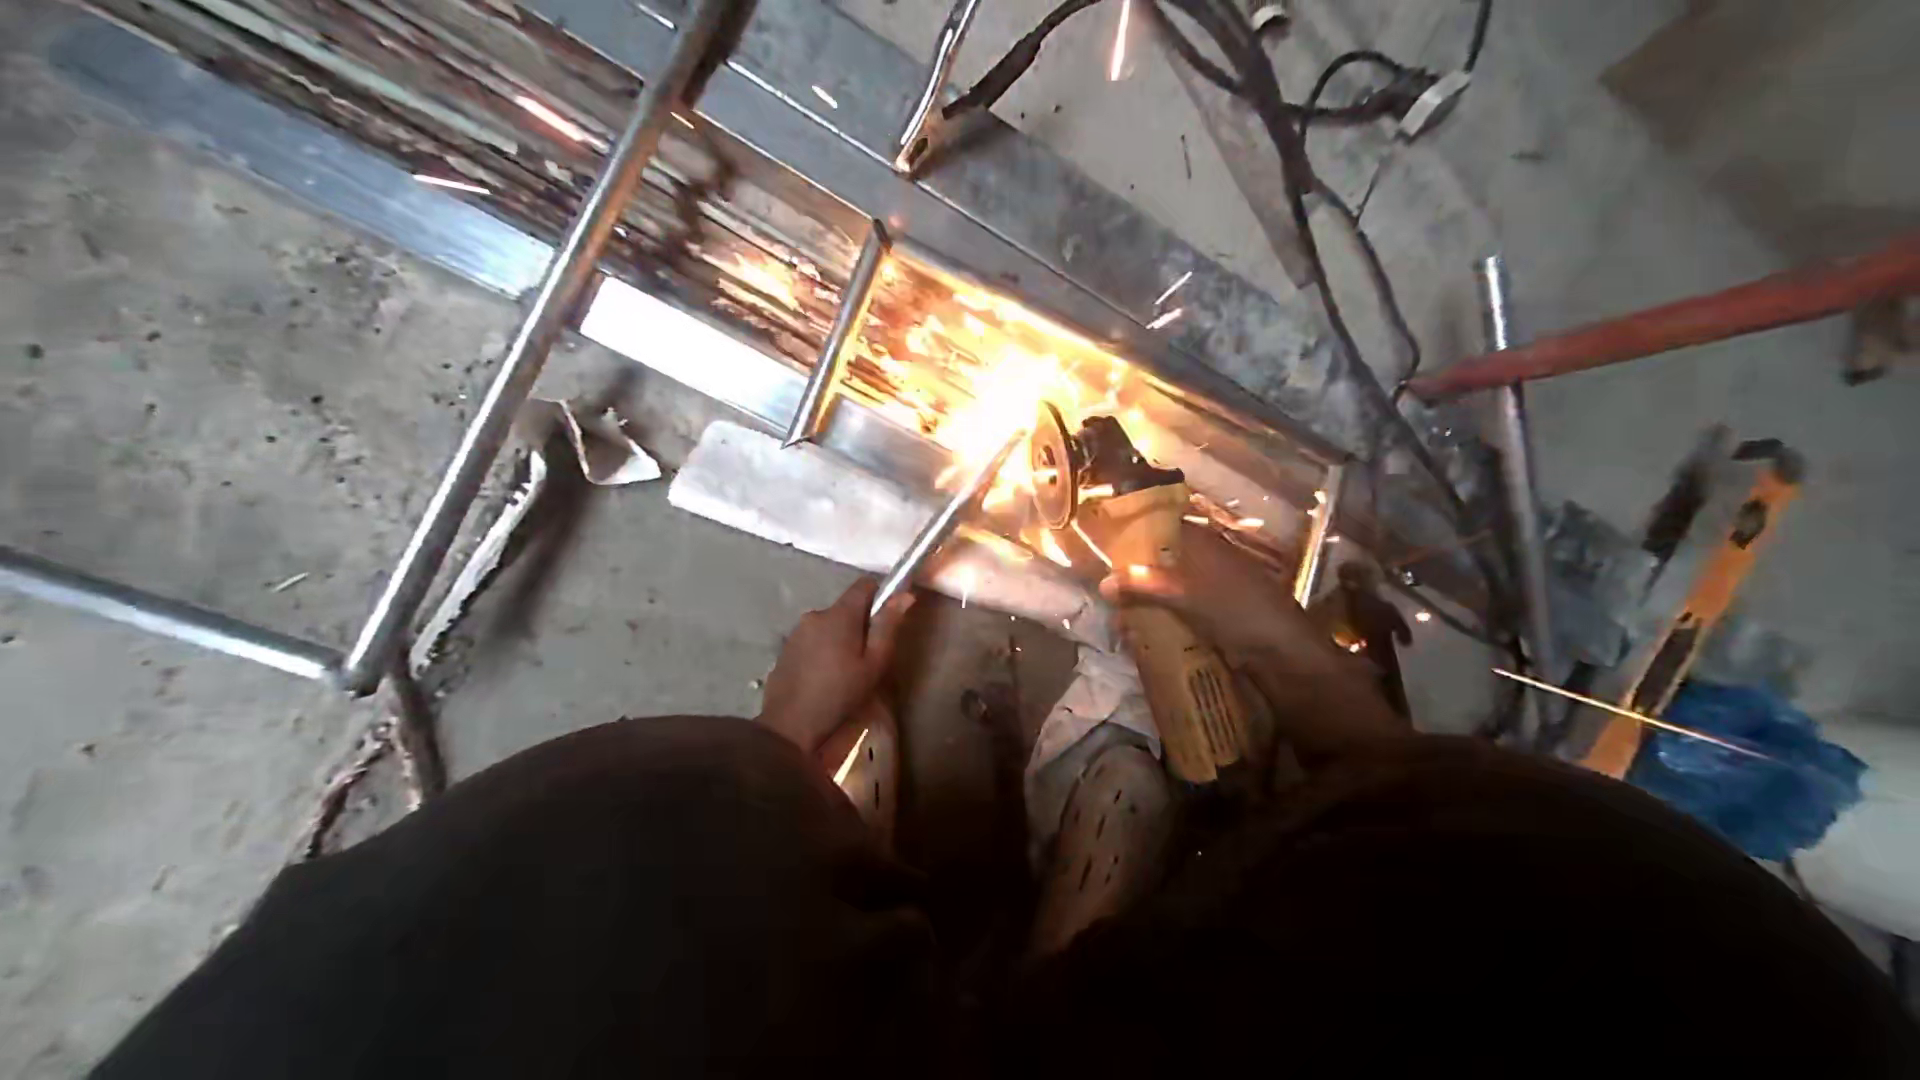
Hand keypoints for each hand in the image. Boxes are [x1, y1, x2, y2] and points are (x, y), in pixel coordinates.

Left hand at [758, 579, 914, 753]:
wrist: (789, 726)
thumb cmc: (840, 694)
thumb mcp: (874, 664)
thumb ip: (888, 626)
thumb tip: (905, 595)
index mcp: (840, 614)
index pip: (864, 584)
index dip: (880, 593)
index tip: (887, 618)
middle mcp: (816, 614)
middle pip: (846, 607)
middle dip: (860, 623)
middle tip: (869, 656)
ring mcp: (797, 631)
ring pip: (829, 624)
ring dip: (840, 637)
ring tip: (846, 670)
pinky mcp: (785, 648)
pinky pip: (813, 639)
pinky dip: (823, 649)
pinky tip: (825, 676)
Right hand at [1103, 525, 1407, 754]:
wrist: (1287, 660)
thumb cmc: (1241, 614)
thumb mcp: (1189, 597)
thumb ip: (1147, 586)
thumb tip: (1104, 580)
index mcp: (1207, 545)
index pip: (1165, 527)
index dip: (1136, 532)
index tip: (1105, 542)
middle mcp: (1209, 562)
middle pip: (1163, 560)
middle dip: (1134, 571)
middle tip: (1103, 582)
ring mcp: (1212, 591)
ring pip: (1168, 587)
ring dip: (1144, 597)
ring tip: (1116, 609)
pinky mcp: (1214, 618)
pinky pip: (1178, 611)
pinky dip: (1159, 617)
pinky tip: (1140, 630)